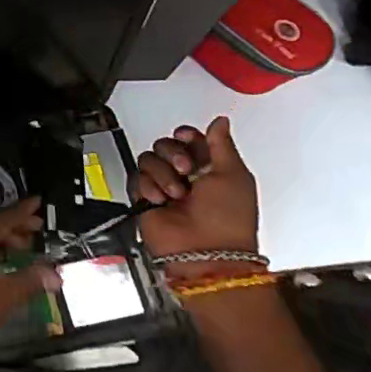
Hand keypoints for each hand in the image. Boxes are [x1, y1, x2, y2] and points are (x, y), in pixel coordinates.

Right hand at [136, 117, 259, 277]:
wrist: (205, 250)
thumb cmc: (227, 219)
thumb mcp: (234, 175)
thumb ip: (222, 145)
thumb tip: (220, 121)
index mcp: (210, 168)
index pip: (189, 138)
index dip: (186, 135)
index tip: (187, 138)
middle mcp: (185, 176)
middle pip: (165, 144)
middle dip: (173, 153)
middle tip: (185, 169)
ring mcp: (164, 186)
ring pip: (148, 158)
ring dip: (162, 173)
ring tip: (175, 193)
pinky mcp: (145, 198)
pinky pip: (136, 177)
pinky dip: (148, 187)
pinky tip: (161, 200)